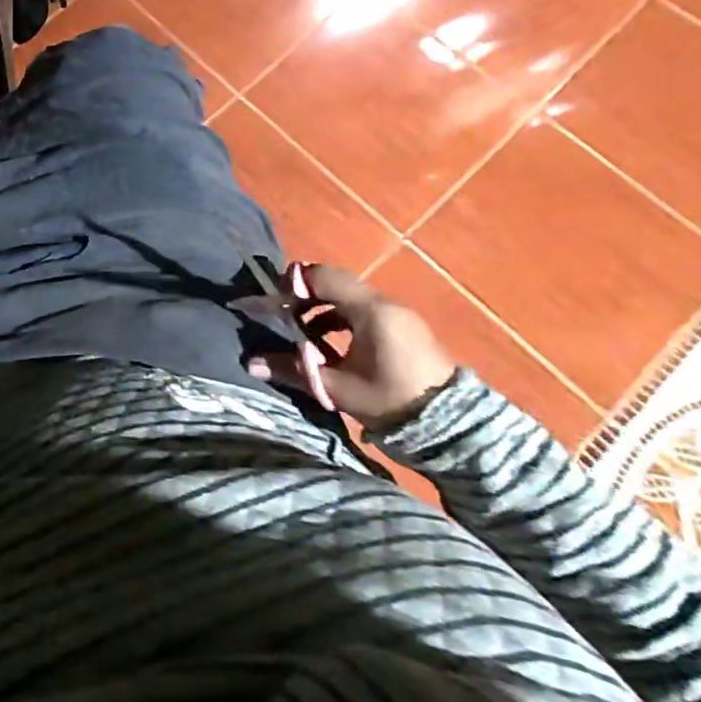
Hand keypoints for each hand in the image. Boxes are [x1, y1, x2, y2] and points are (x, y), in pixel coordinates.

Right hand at [247, 263, 455, 430]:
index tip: (270, 302)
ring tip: (299, 331)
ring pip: (349, 297)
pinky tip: (327, 343)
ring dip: (321, 308)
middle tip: (279, 313)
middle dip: (303, 295)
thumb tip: (251, 364)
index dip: (292, 285)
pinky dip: (340, 318)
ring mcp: (396, 314)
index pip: (323, 277)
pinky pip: (363, 311)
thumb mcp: (338, 388)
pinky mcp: (402, 327)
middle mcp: (384, 303)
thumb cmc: (390, 400)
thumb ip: (294, 370)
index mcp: (370, 310)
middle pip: (335, 283)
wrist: (449, 424)